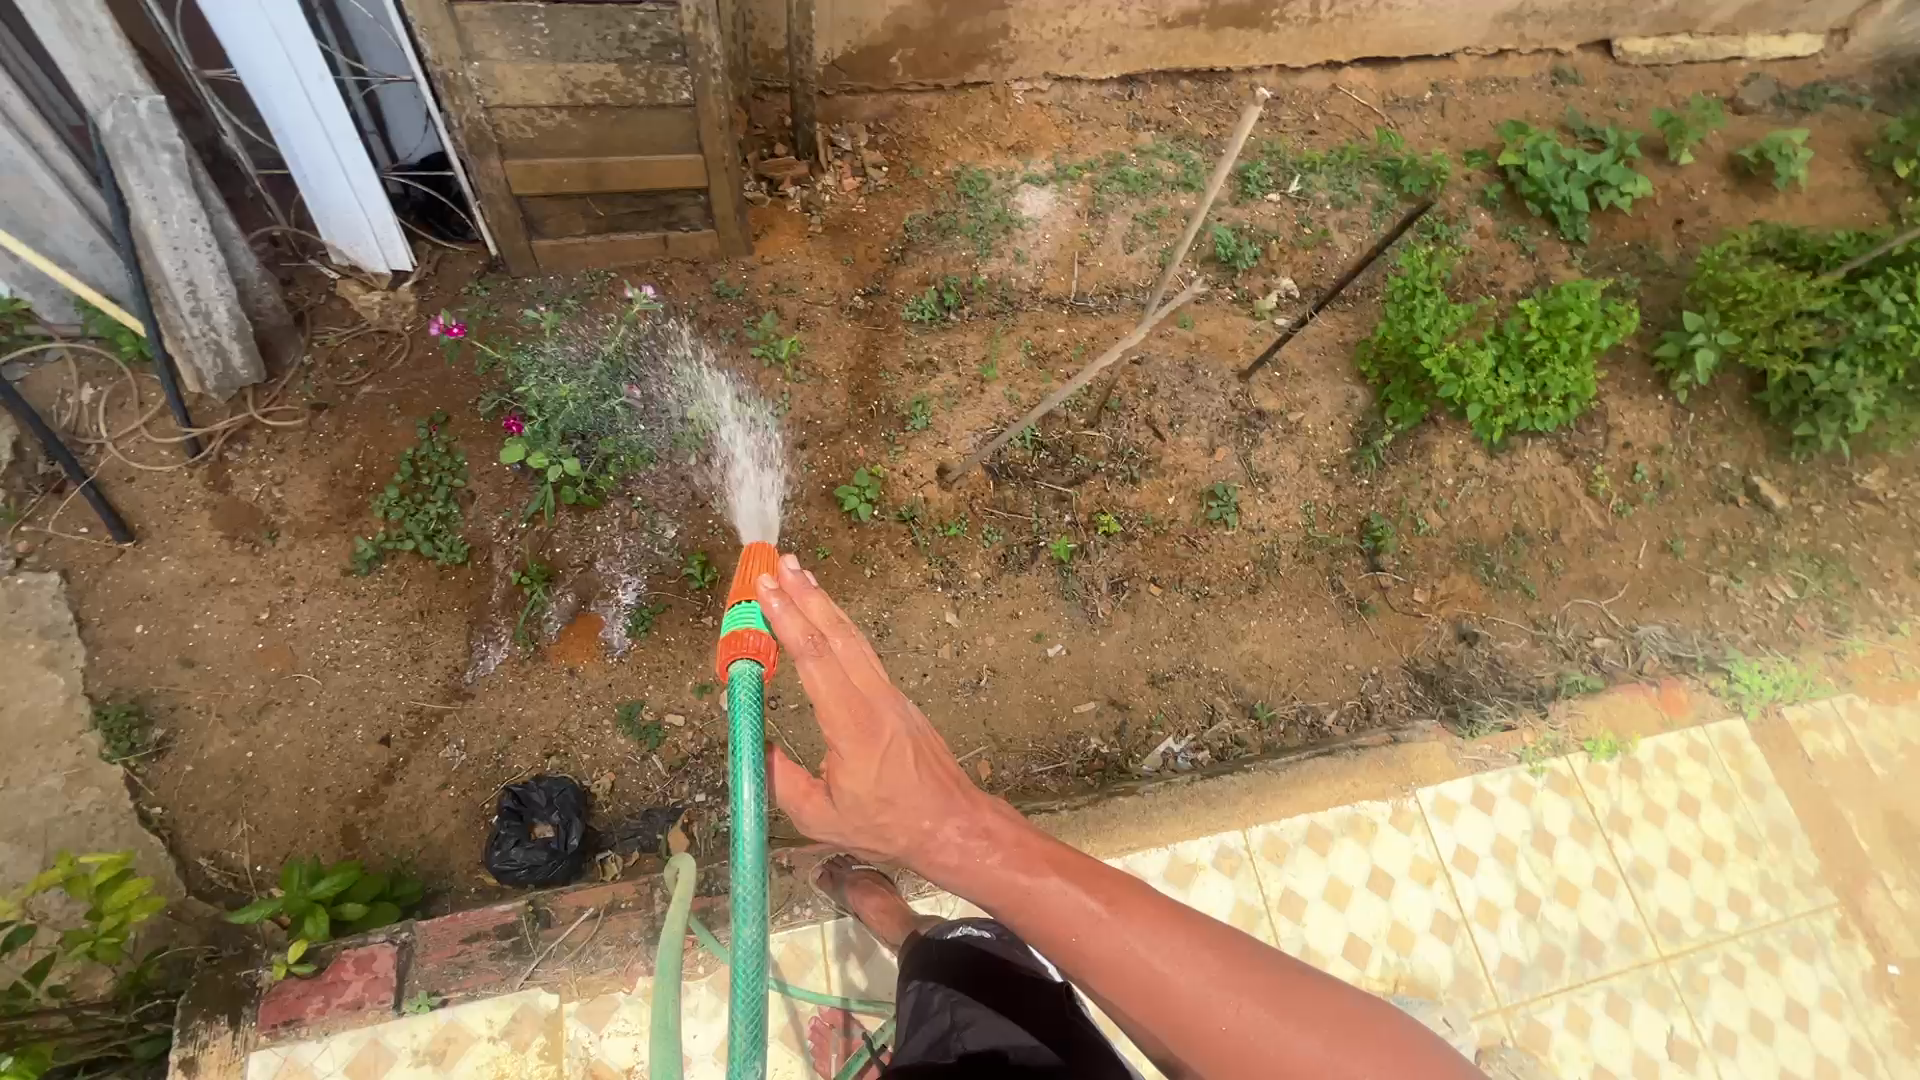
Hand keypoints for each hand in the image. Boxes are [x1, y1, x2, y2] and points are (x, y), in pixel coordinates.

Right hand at [756, 554, 1016, 872]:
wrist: (951, 821)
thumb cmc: (889, 824)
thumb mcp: (821, 818)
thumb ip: (782, 780)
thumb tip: (757, 744)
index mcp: (853, 724)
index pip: (816, 658)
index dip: (788, 620)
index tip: (767, 590)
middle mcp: (874, 698)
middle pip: (837, 634)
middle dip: (806, 595)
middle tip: (780, 564)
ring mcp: (889, 694)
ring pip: (854, 638)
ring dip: (825, 603)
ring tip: (800, 575)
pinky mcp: (896, 697)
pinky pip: (864, 652)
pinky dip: (841, 626)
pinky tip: (828, 616)